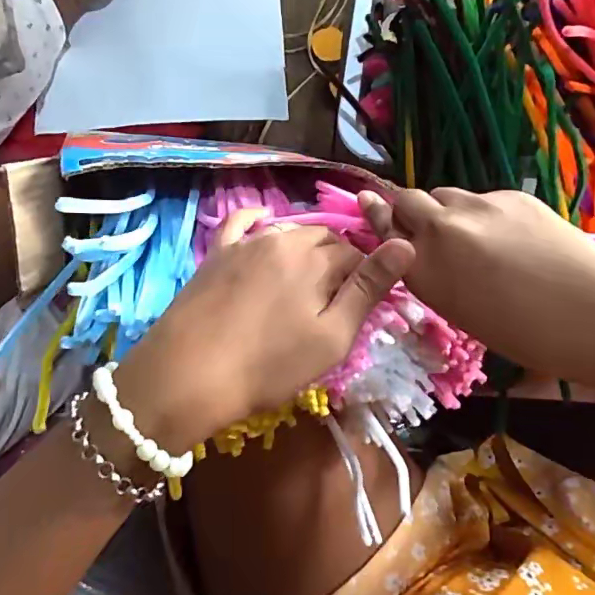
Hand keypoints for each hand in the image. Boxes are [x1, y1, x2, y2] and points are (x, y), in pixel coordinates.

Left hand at [115, 209, 413, 449]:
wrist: (189, 374)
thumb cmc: (270, 366)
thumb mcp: (332, 336)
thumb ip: (369, 288)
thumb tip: (405, 243)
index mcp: (318, 260)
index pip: (358, 255)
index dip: (368, 277)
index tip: (365, 304)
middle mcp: (285, 240)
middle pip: (325, 240)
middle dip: (340, 260)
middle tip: (337, 297)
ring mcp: (247, 243)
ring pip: (290, 232)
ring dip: (307, 249)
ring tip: (307, 279)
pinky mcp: (217, 253)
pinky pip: (241, 223)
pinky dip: (258, 219)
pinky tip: (263, 220)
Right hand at [360, 187, 594, 381]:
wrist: (592, 312)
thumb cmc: (525, 334)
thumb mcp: (460, 310)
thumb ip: (434, 272)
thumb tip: (424, 248)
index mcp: (424, 269)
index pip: (384, 227)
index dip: (377, 214)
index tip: (370, 204)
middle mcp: (442, 229)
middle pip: (408, 199)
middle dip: (410, 209)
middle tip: (425, 227)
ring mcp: (478, 206)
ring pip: (447, 196)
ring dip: (448, 211)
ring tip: (473, 237)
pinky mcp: (512, 195)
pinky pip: (483, 199)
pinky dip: (485, 214)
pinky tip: (511, 237)